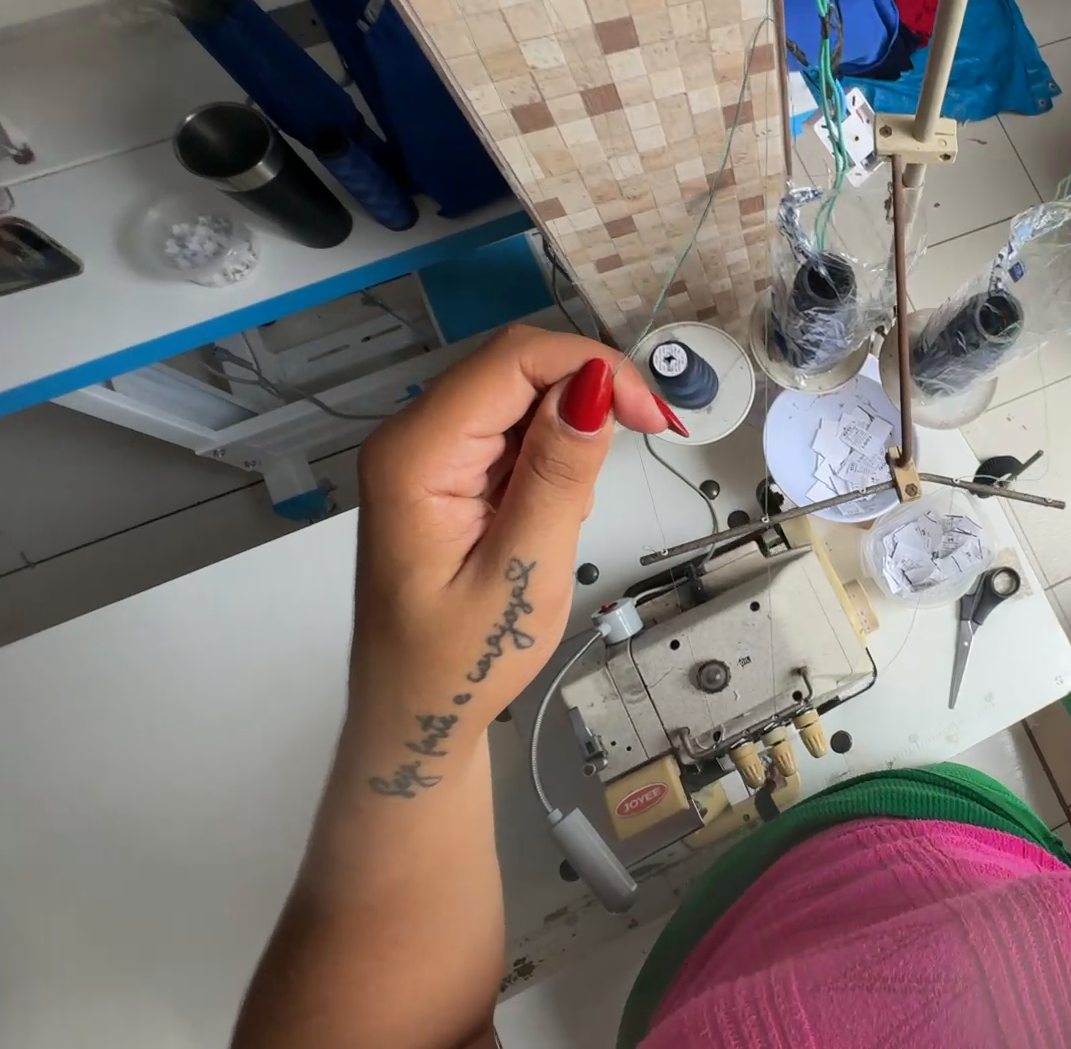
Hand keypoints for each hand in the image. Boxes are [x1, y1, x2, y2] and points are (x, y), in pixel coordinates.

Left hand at [348, 325, 665, 762]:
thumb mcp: (525, 571)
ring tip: (585, 502)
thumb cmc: (465, 657)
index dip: (593, 368)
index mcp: (417, 456)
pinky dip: (562, 451)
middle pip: (518, 366)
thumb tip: (595, 389)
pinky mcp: (456, 472)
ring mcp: (435, 453)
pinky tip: (563, 505)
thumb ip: (558, 476)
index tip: (653, 418)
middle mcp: (417, 438)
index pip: (512, 361)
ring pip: (525, 394)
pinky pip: (520, 431)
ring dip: (580, 424)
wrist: (418, 707)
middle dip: (595, 387)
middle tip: (653, 434)